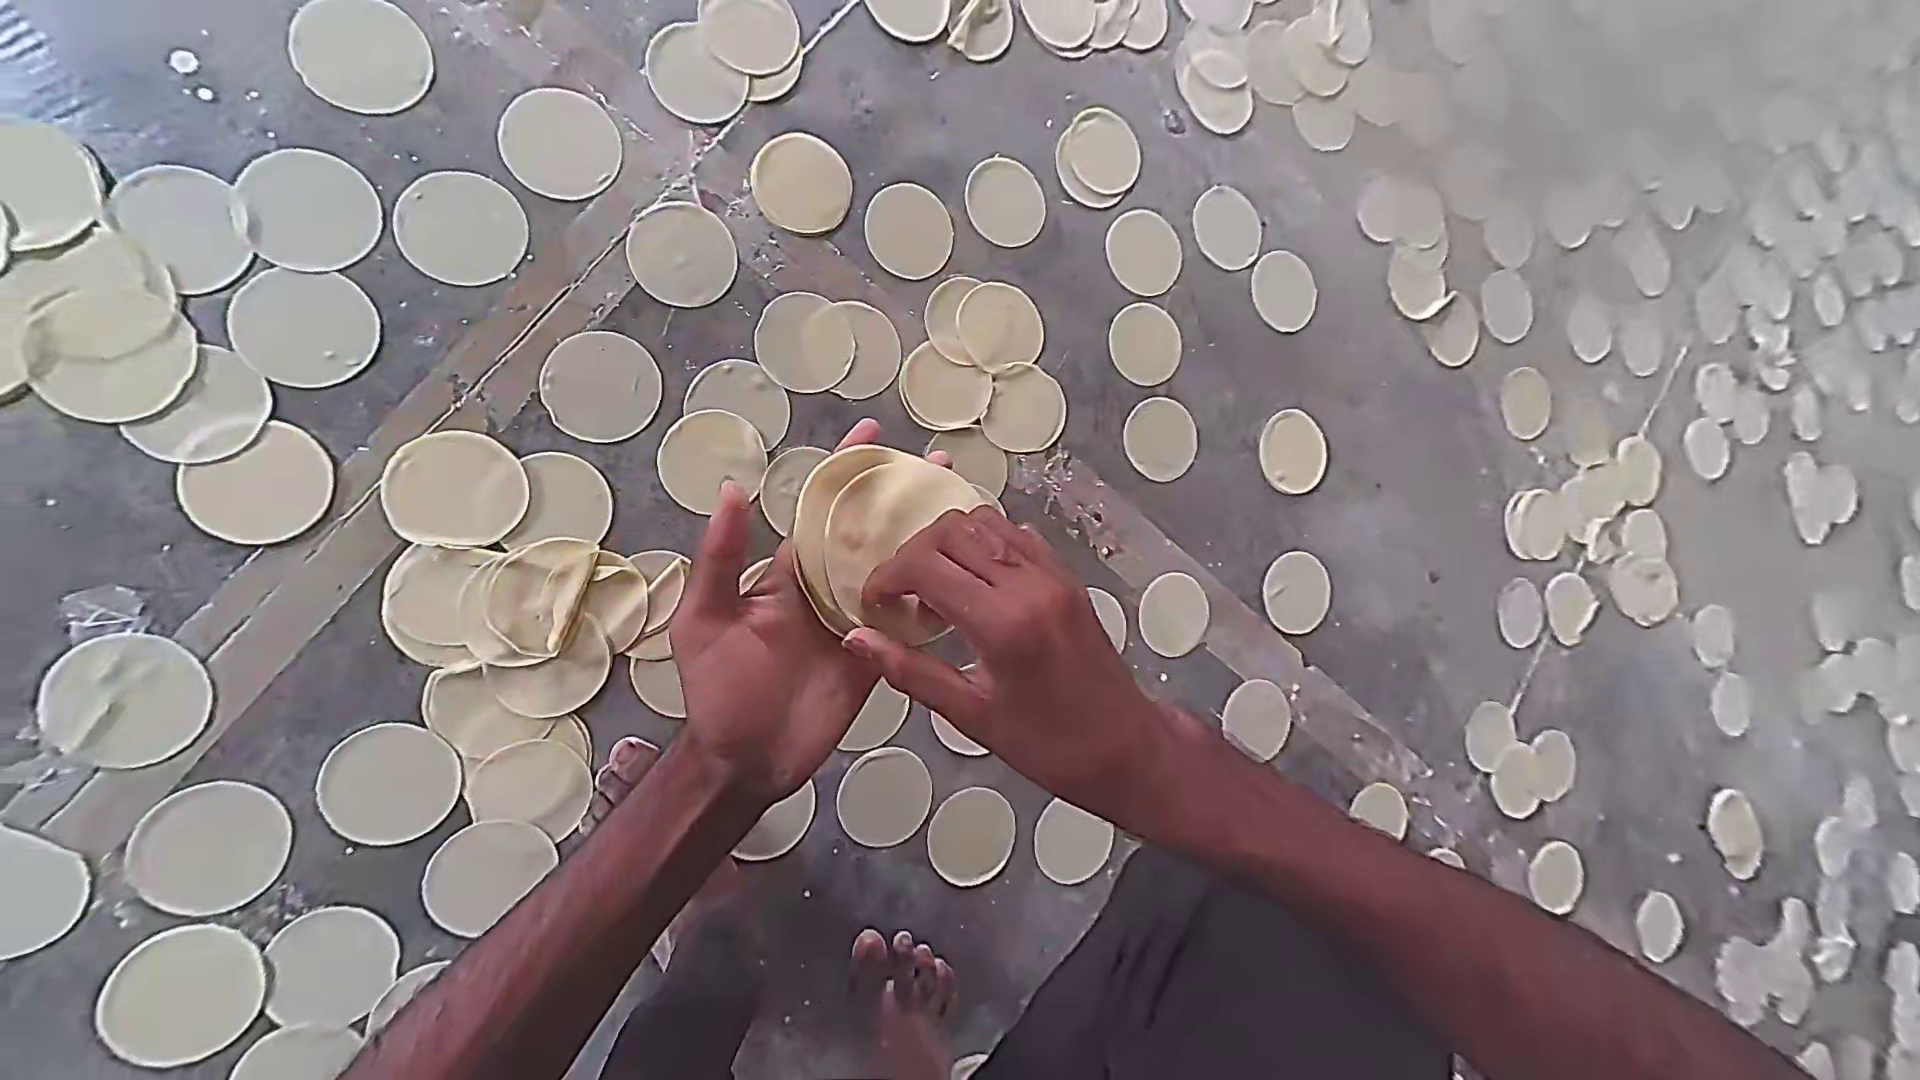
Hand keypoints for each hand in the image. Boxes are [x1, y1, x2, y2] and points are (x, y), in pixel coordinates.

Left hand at [669, 420, 940, 807]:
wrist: (749, 757)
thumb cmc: (719, 687)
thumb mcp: (705, 618)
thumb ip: (721, 559)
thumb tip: (732, 489)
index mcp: (791, 569)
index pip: (823, 508)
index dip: (846, 470)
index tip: (873, 434)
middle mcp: (829, 584)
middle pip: (870, 530)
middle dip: (901, 494)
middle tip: (938, 465)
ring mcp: (858, 616)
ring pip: (896, 567)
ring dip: (925, 536)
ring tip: (961, 505)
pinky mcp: (880, 649)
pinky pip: (909, 617)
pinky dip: (934, 593)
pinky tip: (963, 572)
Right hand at [843, 507, 1177, 819]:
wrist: (1124, 744)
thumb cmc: (1049, 742)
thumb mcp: (971, 715)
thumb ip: (910, 672)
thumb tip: (860, 640)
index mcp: (1002, 623)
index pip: (926, 565)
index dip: (888, 576)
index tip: (876, 599)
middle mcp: (1029, 585)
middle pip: (952, 530)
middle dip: (913, 551)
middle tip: (901, 589)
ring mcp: (1053, 575)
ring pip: (985, 521)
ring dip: (947, 541)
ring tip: (933, 581)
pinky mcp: (1066, 575)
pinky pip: (1016, 535)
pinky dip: (983, 541)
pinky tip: (973, 575)